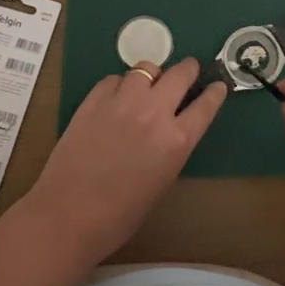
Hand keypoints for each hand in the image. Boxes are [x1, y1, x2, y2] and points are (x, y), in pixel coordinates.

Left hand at [21, 58, 227, 262]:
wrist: (67, 216)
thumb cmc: (119, 216)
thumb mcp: (161, 181)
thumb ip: (171, 148)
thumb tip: (170, 131)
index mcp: (177, 140)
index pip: (206, 104)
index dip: (215, 92)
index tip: (217, 86)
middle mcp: (154, 113)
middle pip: (180, 74)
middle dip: (188, 70)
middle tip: (187, 73)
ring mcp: (122, 102)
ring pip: (146, 69)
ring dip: (152, 76)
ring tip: (147, 86)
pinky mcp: (93, 100)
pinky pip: (114, 80)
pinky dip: (120, 85)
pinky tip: (116, 99)